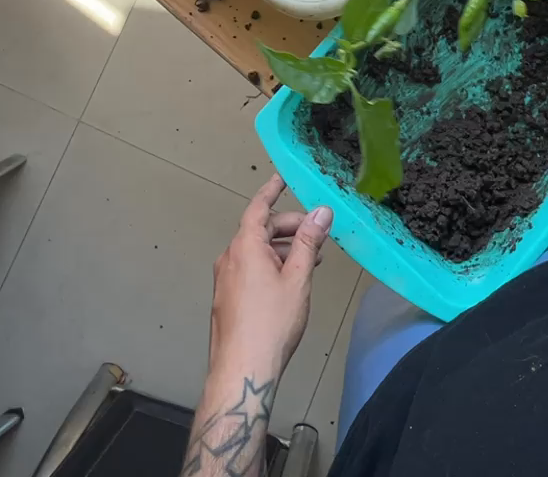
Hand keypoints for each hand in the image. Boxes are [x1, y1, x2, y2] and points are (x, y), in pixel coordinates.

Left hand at [208, 175, 332, 374]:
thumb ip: (308, 242)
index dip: (271, 191)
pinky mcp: (226, 299)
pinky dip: (270, 265)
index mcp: (244, 246)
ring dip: (281, 249)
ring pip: (255, 252)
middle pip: (259, 230)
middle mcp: (229, 258)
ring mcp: (225, 280)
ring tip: (309, 261)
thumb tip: (321, 212)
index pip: (258, 207)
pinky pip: (249, 269)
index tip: (280, 178)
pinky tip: (289, 282)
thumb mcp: (298, 277)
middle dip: (287, 227)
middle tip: (315, 234)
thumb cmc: (272, 321)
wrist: (243, 370)